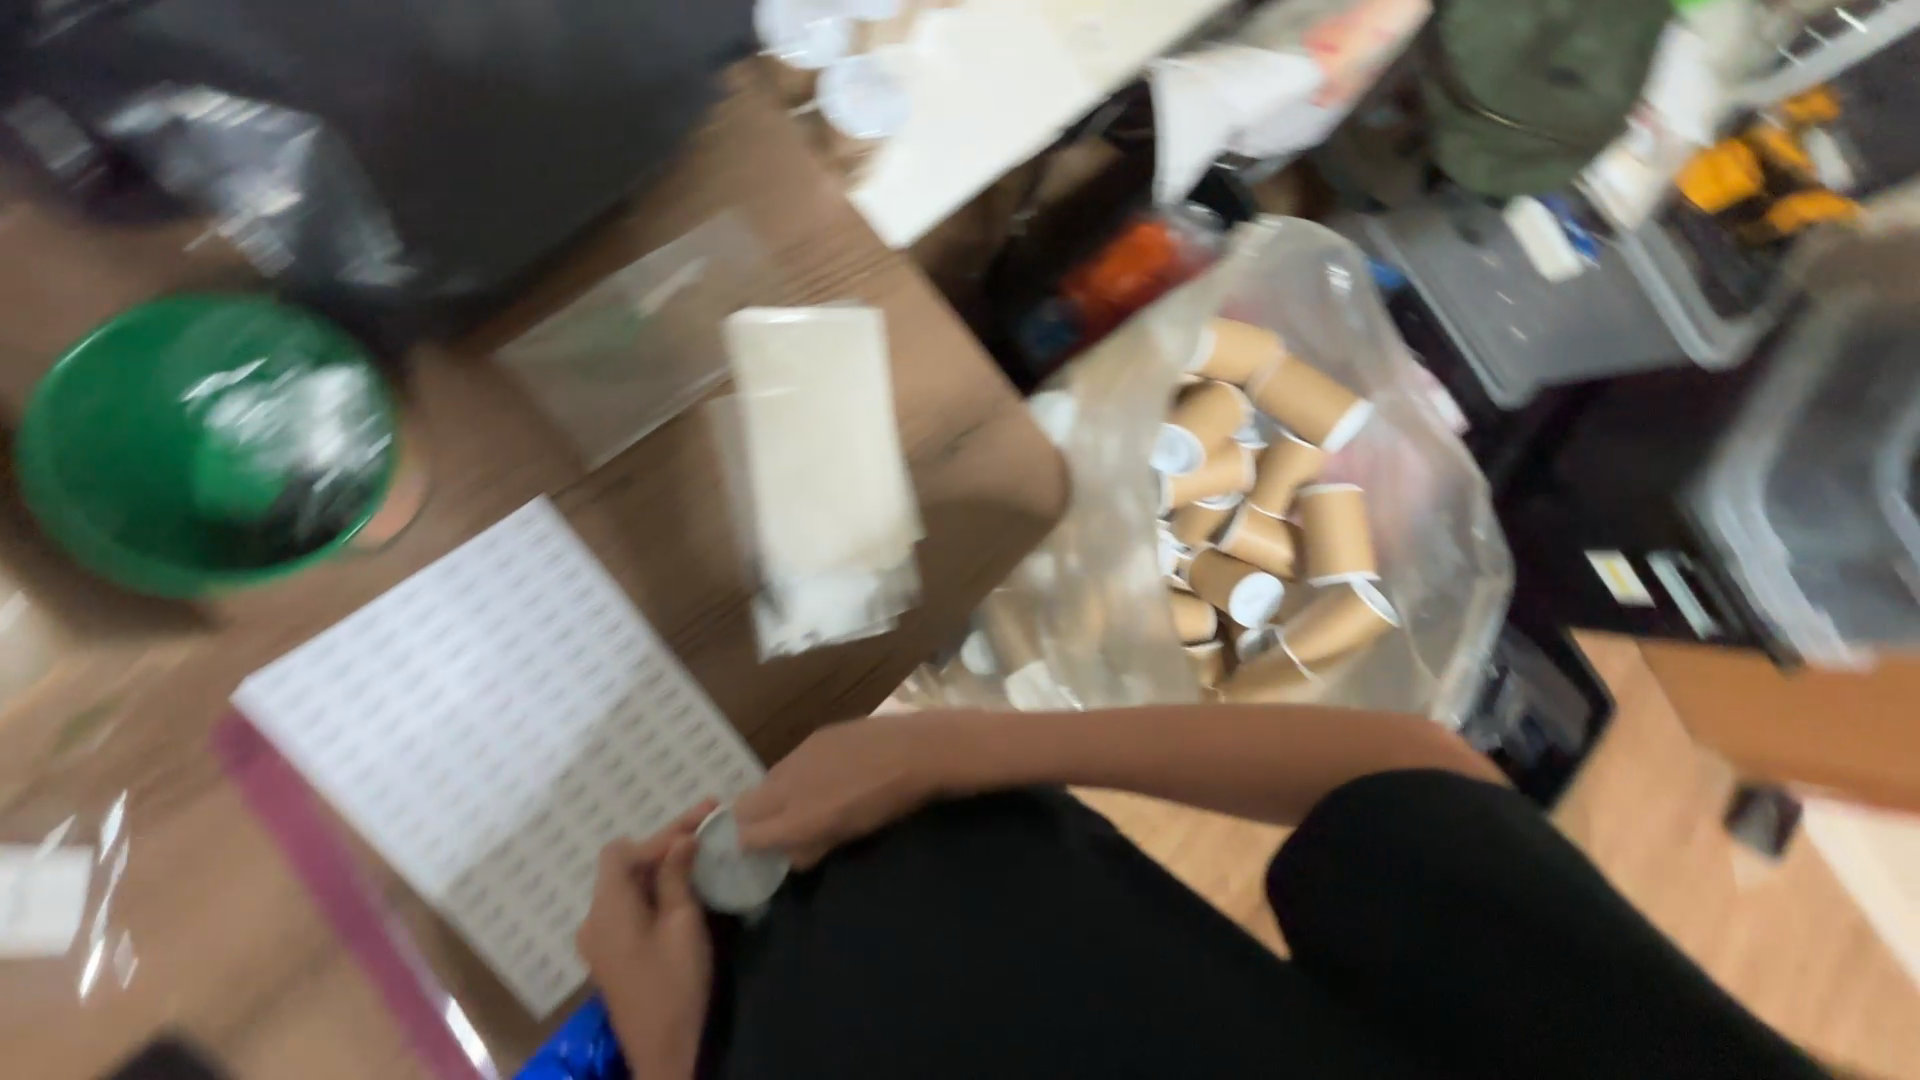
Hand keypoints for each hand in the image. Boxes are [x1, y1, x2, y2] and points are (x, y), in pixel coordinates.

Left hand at [575, 799, 716, 1079]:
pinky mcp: (614, 953)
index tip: (701, 823)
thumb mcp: (683, 923)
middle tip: (710, 821)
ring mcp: (601, 939)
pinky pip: (631, 906)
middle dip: (667, 842)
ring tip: (703, 846)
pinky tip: (686, 882)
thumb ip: (676, 876)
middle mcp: (595, 919)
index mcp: (607, 909)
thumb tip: (681, 839)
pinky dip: (657, 888)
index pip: (623, 852)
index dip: (661, 834)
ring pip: (630, 885)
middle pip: (625, 866)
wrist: (665, 1051)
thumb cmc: (675, 983)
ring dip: (664, 864)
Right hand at [735, 713, 953, 867]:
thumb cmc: (888, 803)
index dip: (752, 844)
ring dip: (775, 792)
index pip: (747, 836)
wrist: (913, 751)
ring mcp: (798, 757)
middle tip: (778, 822)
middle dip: (753, 817)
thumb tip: (792, 854)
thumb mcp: (852, 836)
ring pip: (767, 779)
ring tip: (806, 795)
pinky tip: (824, 771)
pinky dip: (797, 771)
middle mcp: (787, 787)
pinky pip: (790, 759)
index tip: (764, 846)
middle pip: (744, 805)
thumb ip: (814, 847)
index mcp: (796, 821)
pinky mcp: (813, 737)